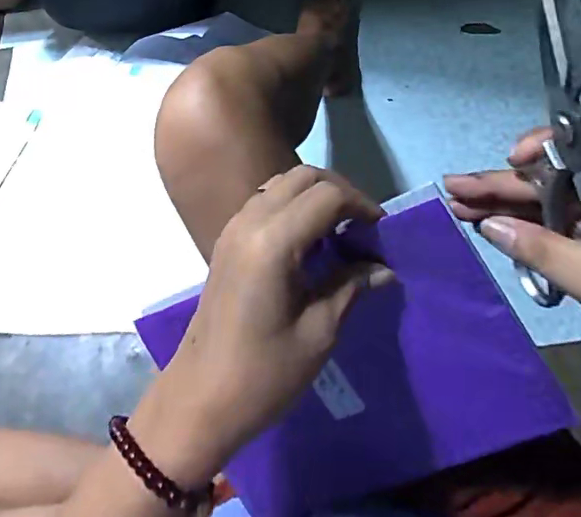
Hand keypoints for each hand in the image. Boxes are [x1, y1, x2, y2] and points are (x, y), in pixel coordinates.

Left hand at [132, 166, 393, 485]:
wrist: (197, 402)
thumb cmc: (262, 375)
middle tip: (363, 225)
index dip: (362, 205)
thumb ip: (351, 286)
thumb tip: (384, 268)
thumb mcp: (319, 333)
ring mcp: (234, 227)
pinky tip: (310, 239)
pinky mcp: (227, 239)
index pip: (328, 196)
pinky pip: (267, 199)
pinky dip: (295, 203)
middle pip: (306, 177)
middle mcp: (251, 222)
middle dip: (342, 192)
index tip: (381, 232)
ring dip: (317, 194)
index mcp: (274, 243)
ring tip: (340, 229)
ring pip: (284, 183)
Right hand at [443, 128, 580, 426]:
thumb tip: (489, 225)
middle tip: (458, 185)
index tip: (510, 159)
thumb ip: (549, 251)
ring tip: (458, 202)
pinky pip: (556, 230)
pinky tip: (487, 225)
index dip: (546, 146)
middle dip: (510, 181)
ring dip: (507, 204)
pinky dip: (522, 228)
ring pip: (553, 203)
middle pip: (561, 177)